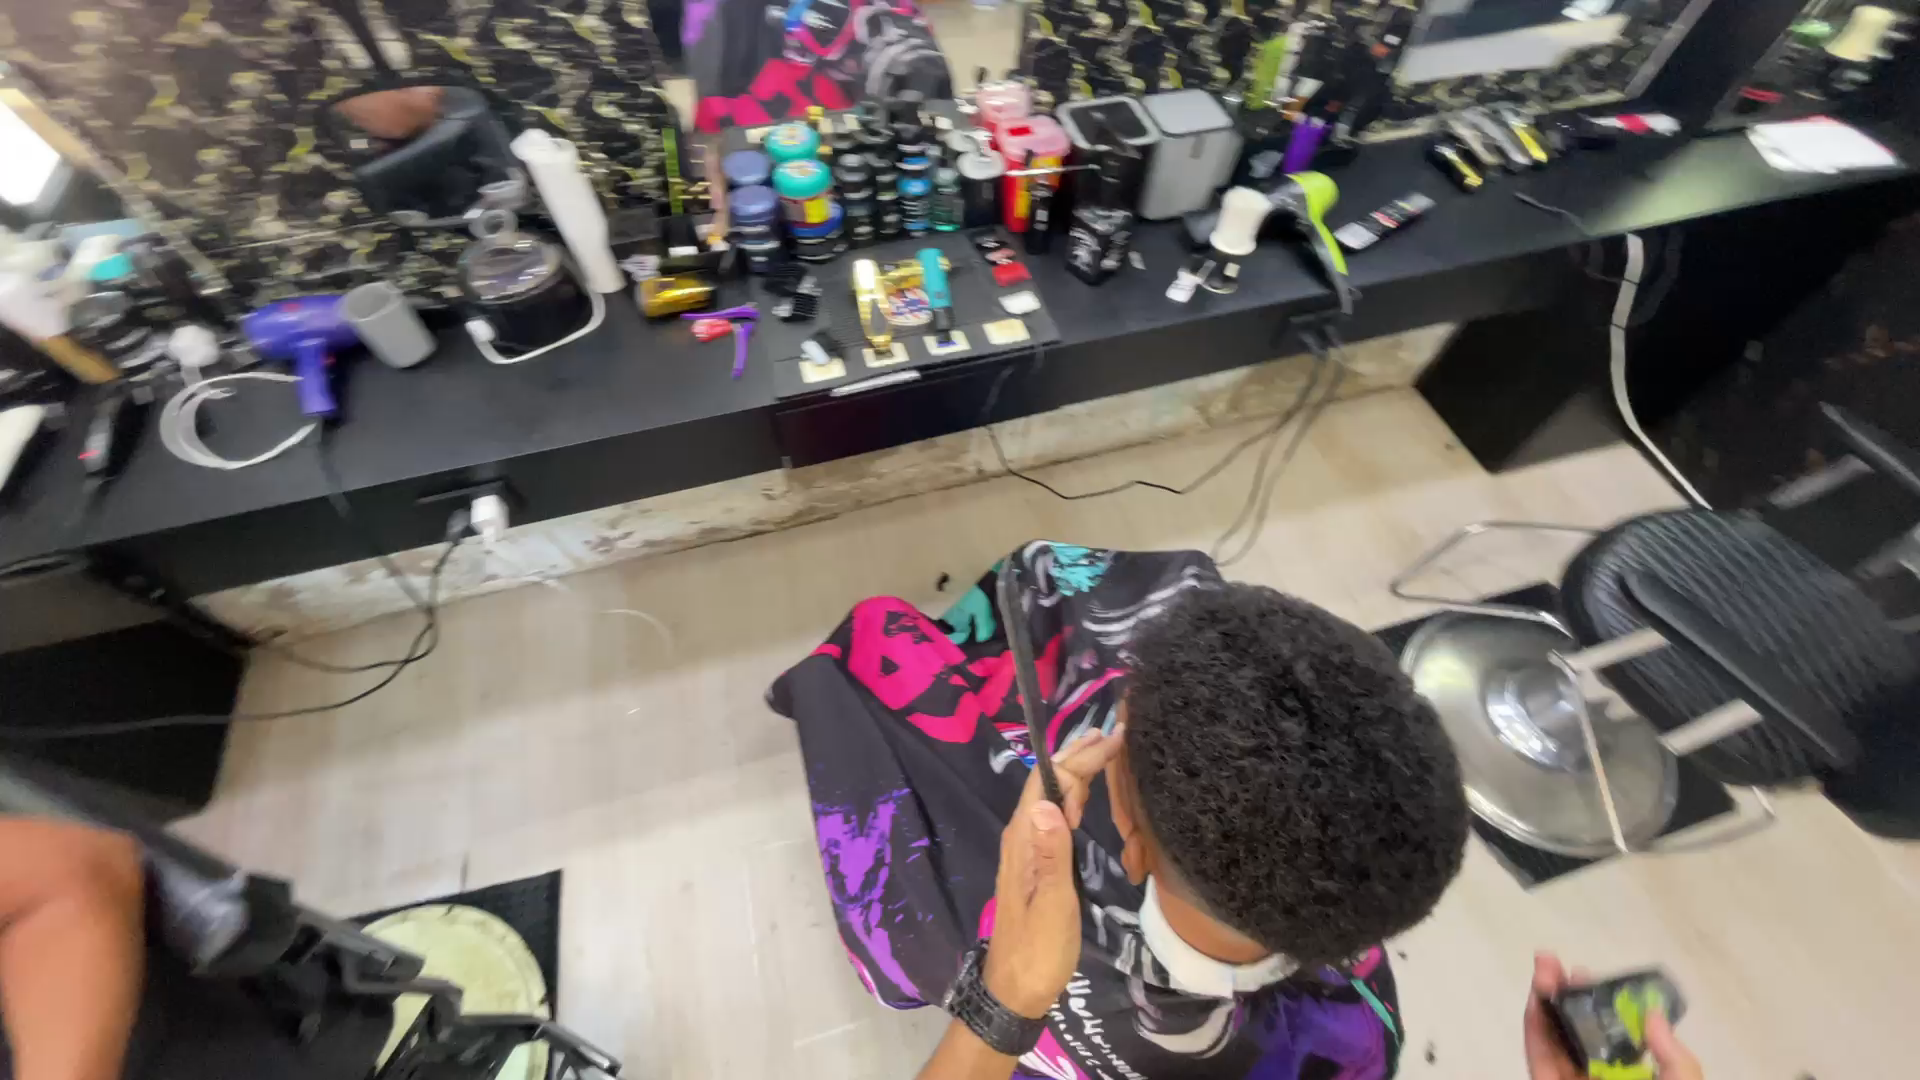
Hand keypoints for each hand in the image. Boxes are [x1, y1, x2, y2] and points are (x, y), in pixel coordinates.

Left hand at [982, 730, 1123, 1018]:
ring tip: (1099, 750)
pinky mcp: (1035, 862)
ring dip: (1074, 771)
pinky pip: (1053, 815)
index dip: (1078, 758)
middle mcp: (1022, 835)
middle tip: (1109, 733)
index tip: (1109, 739)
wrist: (1015, 989)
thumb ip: (1051, 855)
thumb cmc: (1038, 949)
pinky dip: (1071, 795)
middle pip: (1048, 784)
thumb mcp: (1052, 905)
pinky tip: (1082, 795)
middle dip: (1077, 755)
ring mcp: (1027, 848)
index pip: (1049, 783)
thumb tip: (1050, 802)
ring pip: (1050, 796)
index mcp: (1024, 839)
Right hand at [1523, 952, 1703, 1079]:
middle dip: (1565, 991)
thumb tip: (1655, 1014)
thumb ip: (1678, 1062)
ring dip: (1544, 996)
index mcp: (1633, 1076)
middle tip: (1553, 959)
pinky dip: (1533, 1023)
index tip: (1592, 973)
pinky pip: (1536, 1050)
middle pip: (1576, 1026)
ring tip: (1542, 965)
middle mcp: (1599, 1073)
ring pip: (1553, 1032)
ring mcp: (1569, 1075)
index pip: (1615, 1034)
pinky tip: (1534, 996)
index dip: (1602, 1002)